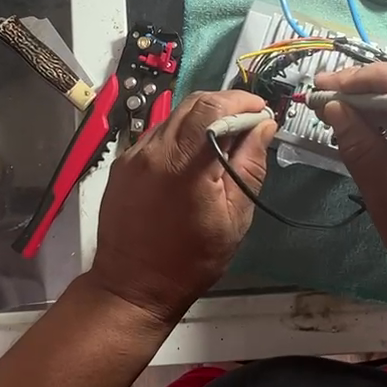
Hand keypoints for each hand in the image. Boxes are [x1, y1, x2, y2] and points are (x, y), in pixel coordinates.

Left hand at [86, 90, 275, 324]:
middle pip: (192, 104)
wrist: (132, 286)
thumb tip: (263, 127)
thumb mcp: (234, 218)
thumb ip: (250, 166)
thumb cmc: (190, 259)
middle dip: (224, 104)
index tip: (261, 111)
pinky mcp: (123, 163)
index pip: (213, 107)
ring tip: (223, 139)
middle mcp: (154, 149)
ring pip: (173, 116)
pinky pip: (157, 135)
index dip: (241, 101)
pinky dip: (181, 134)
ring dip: (202, 118)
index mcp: (185, 163)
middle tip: (248, 121)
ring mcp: (134, 154)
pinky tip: (193, 156)